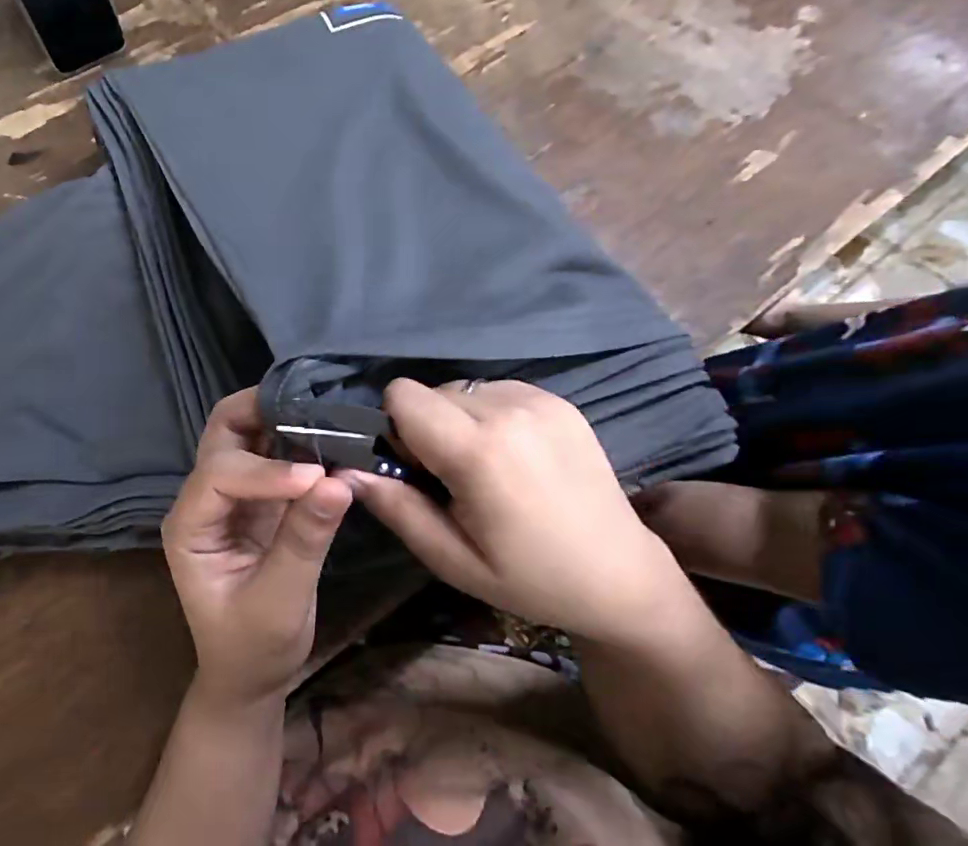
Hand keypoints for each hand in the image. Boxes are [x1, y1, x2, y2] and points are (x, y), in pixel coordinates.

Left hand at [162, 389, 352, 707]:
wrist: (252, 674)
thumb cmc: (253, 648)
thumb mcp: (279, 604)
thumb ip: (303, 541)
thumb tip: (337, 481)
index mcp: (190, 525)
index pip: (221, 475)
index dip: (266, 471)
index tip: (315, 477)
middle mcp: (205, 500)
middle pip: (224, 432)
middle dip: (262, 411)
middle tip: (311, 403)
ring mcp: (234, 496)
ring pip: (250, 433)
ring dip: (285, 419)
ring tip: (327, 414)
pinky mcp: (263, 499)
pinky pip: (279, 456)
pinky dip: (303, 442)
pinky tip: (332, 439)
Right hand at [340, 379, 683, 646]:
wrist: (619, 573)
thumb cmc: (529, 578)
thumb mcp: (452, 559)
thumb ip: (396, 507)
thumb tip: (347, 470)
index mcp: (479, 451)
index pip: (403, 395)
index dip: (397, 428)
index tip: (417, 468)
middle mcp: (509, 410)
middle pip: (431, 391)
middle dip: (427, 427)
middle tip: (454, 477)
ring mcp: (540, 399)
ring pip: (464, 389)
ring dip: (460, 420)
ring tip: (489, 467)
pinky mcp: (560, 399)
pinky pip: (498, 390)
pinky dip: (492, 415)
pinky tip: (516, 456)